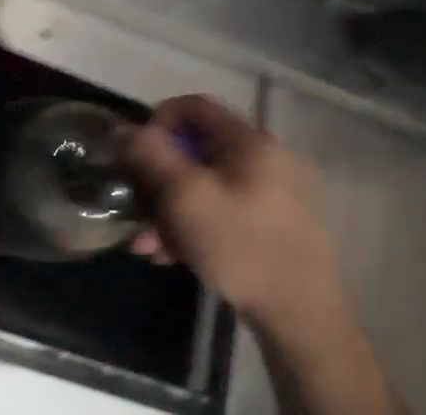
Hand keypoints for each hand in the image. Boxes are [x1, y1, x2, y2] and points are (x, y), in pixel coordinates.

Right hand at [124, 95, 345, 329]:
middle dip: (155, 178)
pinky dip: (190, 226)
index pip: (194, 106)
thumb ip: (149, 153)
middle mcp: (264, 161)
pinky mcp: (268, 226)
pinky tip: (169, 255)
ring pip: (201, 185)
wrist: (302, 318)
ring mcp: (270, 195)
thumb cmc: (241, 245)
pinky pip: (218, 210)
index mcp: (251, 143)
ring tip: (146, 243)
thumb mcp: (184, 194)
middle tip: (134, 204)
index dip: (157, 120)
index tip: (135, 152)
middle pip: (193, 150)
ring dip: (166, 210)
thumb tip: (122, 128)